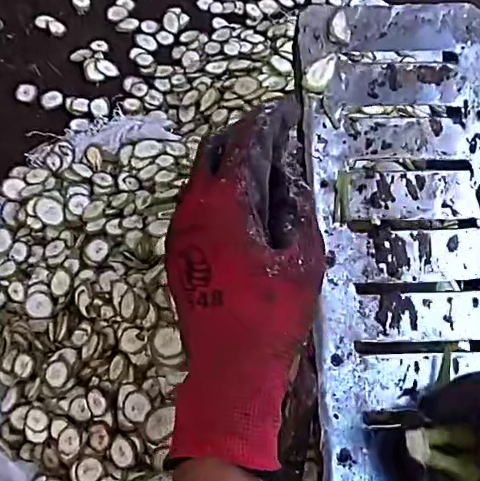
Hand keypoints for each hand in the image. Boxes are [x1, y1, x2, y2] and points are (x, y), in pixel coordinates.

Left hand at [164, 99, 322, 472]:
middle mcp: (192, 211)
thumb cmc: (271, 318)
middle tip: (273, 130)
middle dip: (242, 135)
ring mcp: (179, 233)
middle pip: (212, 152)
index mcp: (224, 206)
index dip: (267, 122)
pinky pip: (195, 205)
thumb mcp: (301, 260)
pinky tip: (241, 200)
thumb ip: (295, 208)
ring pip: (200, 178)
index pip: (245, 145)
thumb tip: (290, 175)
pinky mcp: (177, 253)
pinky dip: (218, 191)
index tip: (285, 109)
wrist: (229, 370)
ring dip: (228, 163)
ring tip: (262, 161)